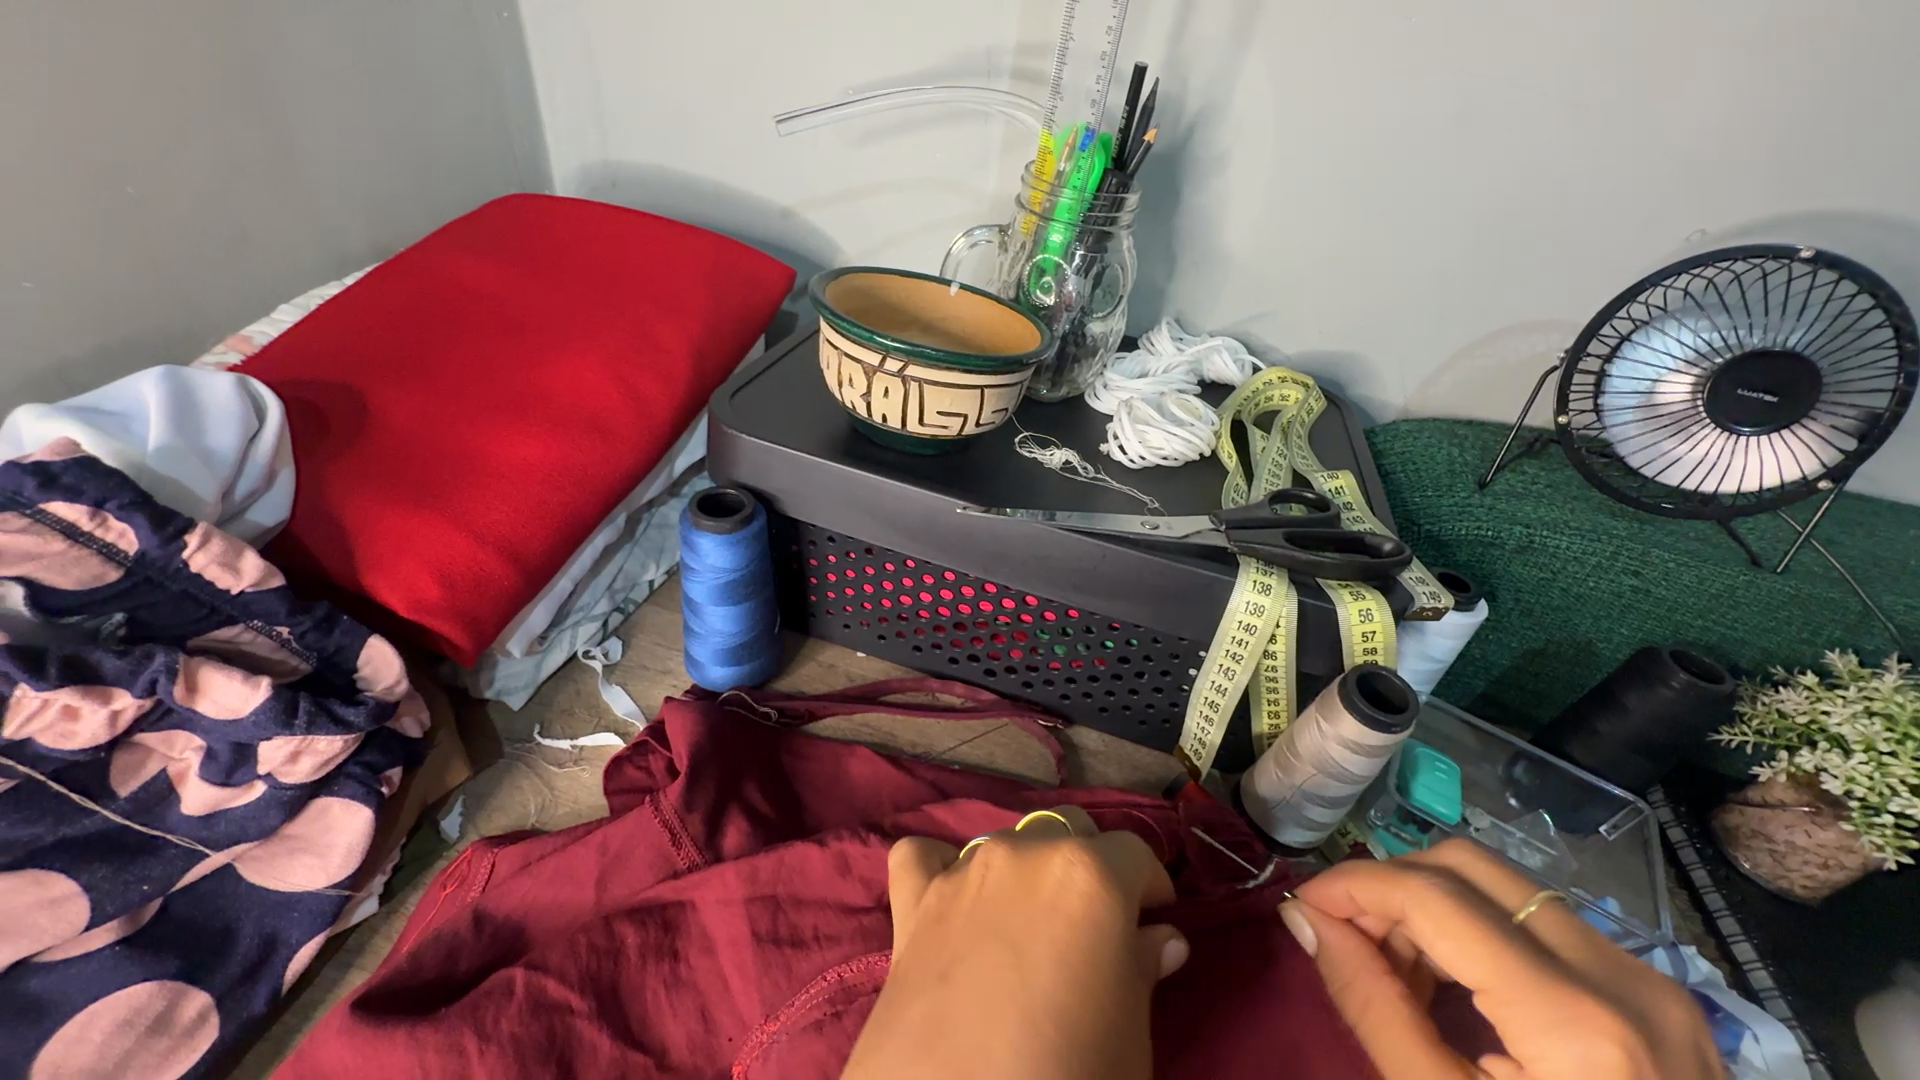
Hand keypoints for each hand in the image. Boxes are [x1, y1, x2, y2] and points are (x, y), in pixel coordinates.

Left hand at [842, 806, 1188, 1079]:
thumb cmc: (1068, 1071)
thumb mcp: (1129, 1033)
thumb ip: (1142, 968)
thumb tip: (1161, 938)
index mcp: (1089, 874)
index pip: (1134, 853)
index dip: (1150, 887)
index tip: (1154, 922)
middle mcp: (1025, 854)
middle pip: (1068, 831)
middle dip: (1090, 866)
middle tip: (1096, 926)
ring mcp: (963, 871)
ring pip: (1006, 843)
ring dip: (1025, 871)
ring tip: (1029, 926)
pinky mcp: (913, 901)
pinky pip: (924, 857)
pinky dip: (941, 868)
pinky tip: (954, 900)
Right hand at [1285, 838, 1719, 1079]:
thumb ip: (1373, 1008)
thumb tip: (1305, 919)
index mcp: (1575, 1022)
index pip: (1433, 897)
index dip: (1352, 886)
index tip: (1302, 906)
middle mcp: (1621, 975)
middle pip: (1468, 868)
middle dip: (1390, 886)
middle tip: (1346, 938)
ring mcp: (1649, 981)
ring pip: (1504, 888)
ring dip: (1428, 908)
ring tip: (1395, 972)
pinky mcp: (1657, 995)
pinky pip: (1540, 924)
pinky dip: (1474, 932)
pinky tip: (1451, 986)